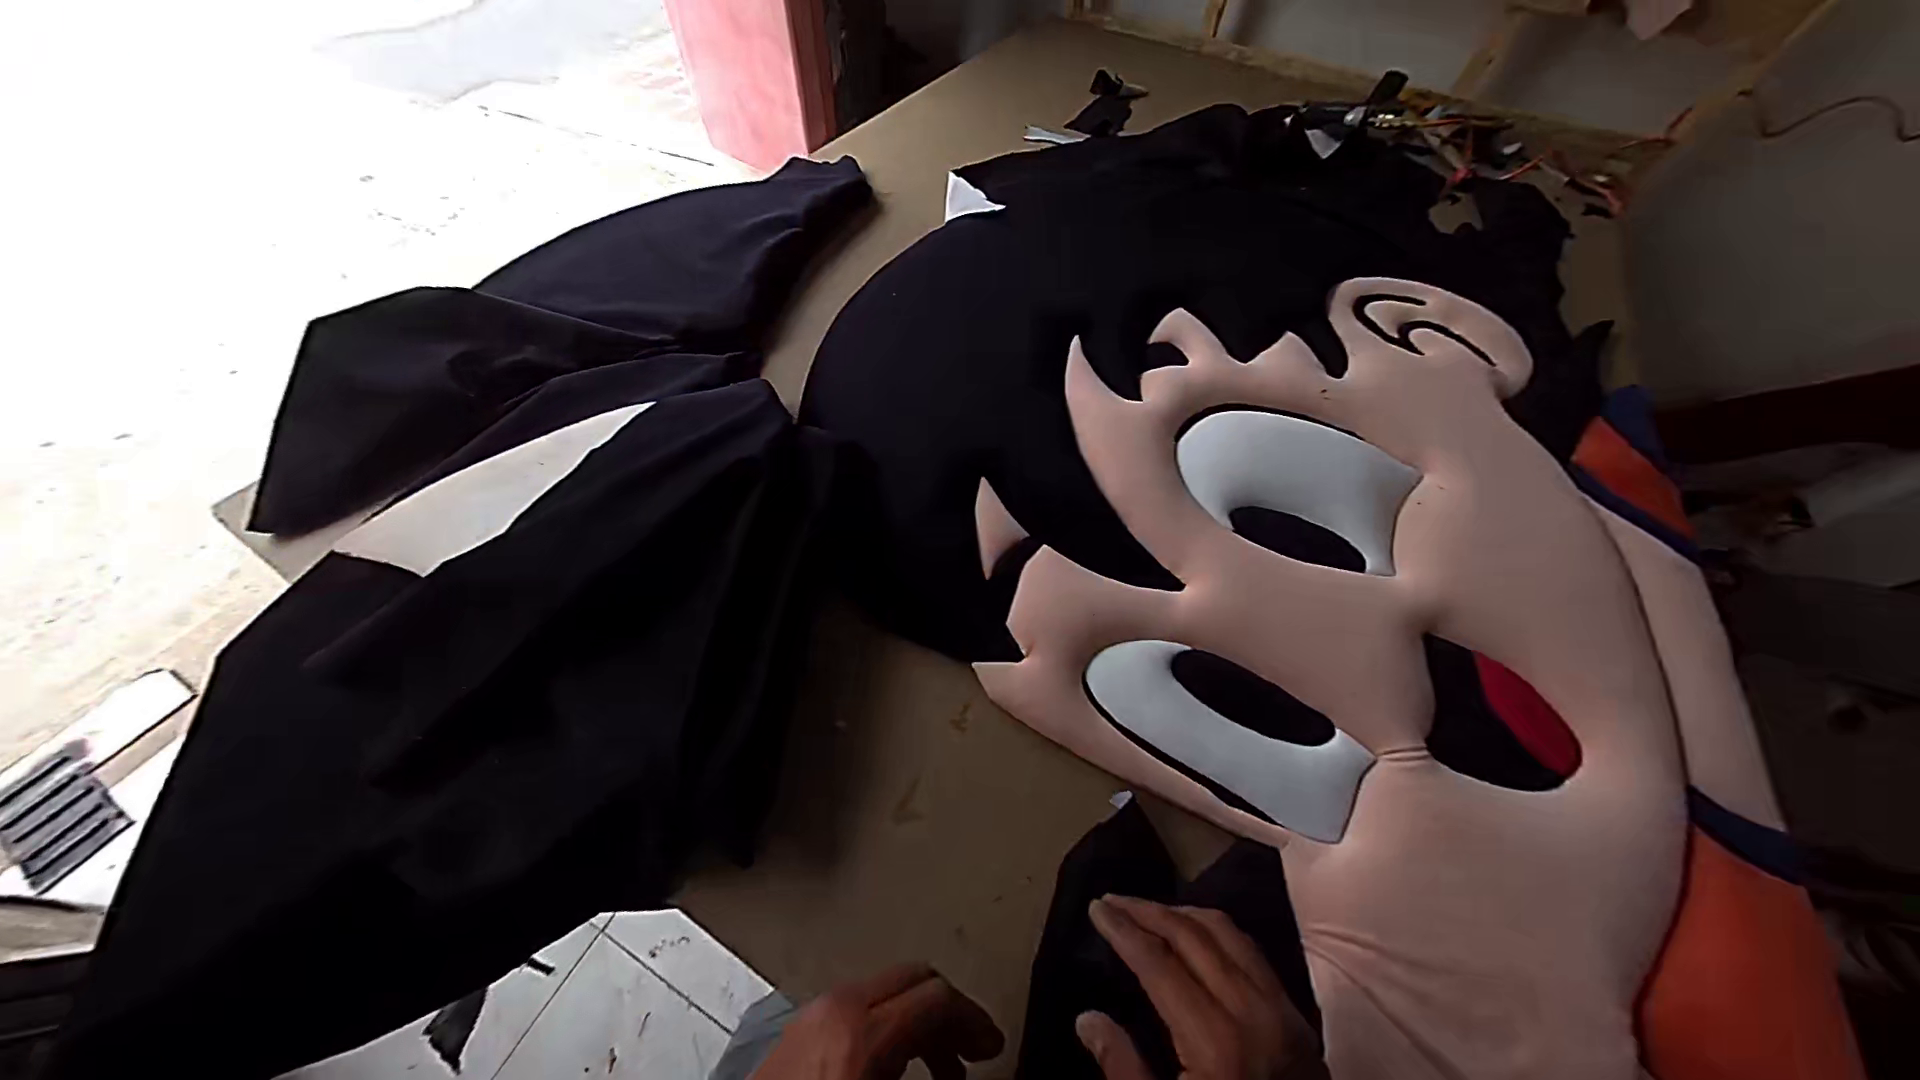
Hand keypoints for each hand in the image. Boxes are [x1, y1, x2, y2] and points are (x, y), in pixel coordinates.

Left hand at [749, 963, 1004, 1079]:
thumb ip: (930, 1072)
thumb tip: (960, 1070)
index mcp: (861, 1031)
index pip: (936, 995)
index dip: (974, 1018)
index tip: (990, 1043)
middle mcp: (837, 1007)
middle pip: (914, 979)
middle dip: (950, 1012)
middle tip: (970, 1050)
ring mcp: (814, 1012)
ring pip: (886, 989)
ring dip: (919, 1020)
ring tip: (937, 1070)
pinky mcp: (798, 1028)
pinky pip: (857, 1007)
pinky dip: (887, 1025)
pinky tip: (894, 1066)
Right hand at [1079, 896, 1321, 1079]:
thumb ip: (1124, 1070)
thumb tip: (1087, 1018)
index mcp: (1216, 1044)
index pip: (1157, 962)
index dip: (1122, 929)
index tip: (1095, 908)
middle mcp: (1252, 1012)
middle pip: (1189, 935)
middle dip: (1145, 910)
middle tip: (1111, 900)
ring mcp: (1281, 1011)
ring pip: (1224, 931)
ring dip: (1179, 912)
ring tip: (1146, 910)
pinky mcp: (1298, 1017)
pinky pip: (1249, 949)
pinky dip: (1214, 929)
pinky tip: (1194, 932)